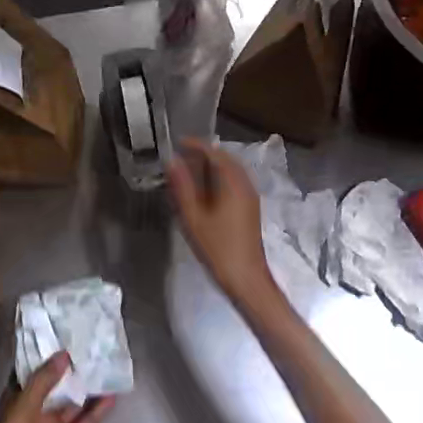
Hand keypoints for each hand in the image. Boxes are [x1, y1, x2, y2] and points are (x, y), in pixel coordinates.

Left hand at [0, 351, 114, 422]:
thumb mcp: (19, 414)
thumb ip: (41, 384)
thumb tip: (63, 354)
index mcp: (15, 400)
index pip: (32, 368)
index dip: (48, 351)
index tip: (68, 328)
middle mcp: (32, 414)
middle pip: (55, 386)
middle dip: (72, 368)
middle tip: (96, 343)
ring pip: (71, 406)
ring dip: (88, 390)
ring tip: (109, 367)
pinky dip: (94, 416)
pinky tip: (110, 400)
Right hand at [167, 138, 279, 311]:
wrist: (246, 279)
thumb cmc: (218, 248)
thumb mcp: (193, 217)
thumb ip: (182, 187)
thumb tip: (172, 161)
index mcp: (232, 183)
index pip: (215, 153)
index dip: (196, 145)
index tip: (178, 143)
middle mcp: (245, 184)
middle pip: (225, 159)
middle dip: (204, 154)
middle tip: (181, 157)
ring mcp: (250, 197)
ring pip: (231, 171)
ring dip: (212, 166)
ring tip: (189, 171)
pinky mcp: (250, 208)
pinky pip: (235, 182)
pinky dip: (219, 178)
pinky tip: (204, 191)